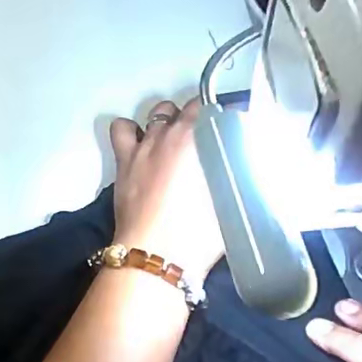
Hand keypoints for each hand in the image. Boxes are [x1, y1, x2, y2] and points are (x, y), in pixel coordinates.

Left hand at [108, 99, 222, 274]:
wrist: (158, 254)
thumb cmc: (201, 230)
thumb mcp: (230, 199)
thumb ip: (234, 172)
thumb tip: (240, 162)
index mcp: (197, 137)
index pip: (212, 108)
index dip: (221, 117)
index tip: (228, 132)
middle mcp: (170, 132)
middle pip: (186, 108)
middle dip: (196, 118)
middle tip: (204, 142)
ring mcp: (144, 145)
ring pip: (157, 113)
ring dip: (167, 120)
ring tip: (174, 141)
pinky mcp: (123, 160)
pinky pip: (121, 129)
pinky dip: (131, 130)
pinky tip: (140, 143)